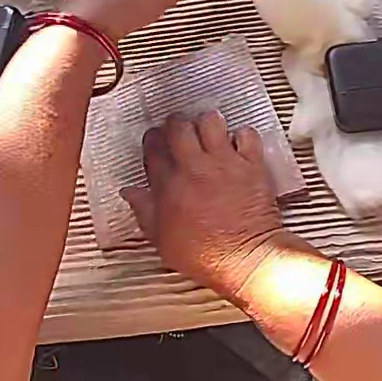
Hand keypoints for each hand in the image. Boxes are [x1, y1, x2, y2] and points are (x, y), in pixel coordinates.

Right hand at [122, 112, 295, 299]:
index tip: (155, 140)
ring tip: (209, 132)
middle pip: (178, 127)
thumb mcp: (162, 240)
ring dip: (208, 123)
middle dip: (176, 123)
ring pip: (211, 121)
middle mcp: (195, 169)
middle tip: (179, 129)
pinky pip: (246, 134)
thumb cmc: (206, 254)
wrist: (245, 259)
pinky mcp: (250, 164)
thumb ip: (144, 211)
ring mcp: (224, 163)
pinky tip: (238, 144)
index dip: (152, 140)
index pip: (153, 149)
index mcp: (169, 186)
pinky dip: (243, 135)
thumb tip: (130, 193)